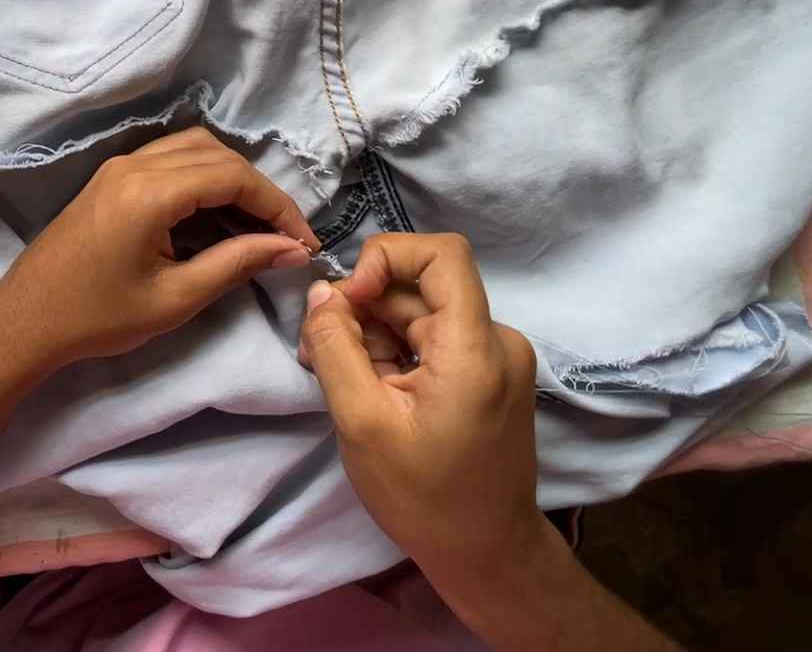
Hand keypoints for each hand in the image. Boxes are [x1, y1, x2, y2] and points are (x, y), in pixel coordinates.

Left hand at [0, 127, 317, 370]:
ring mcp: (117, 168)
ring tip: (252, 227)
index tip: (302, 241)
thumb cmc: (98, 317)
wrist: (27, 319)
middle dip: (257, 190)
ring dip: (229, 180)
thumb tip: (291, 248)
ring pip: (191, 150)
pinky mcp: (110, 179)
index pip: (233, 176)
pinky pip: (167, 161)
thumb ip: (236, 264)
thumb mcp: (175, 298)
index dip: (277, 205)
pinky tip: (212, 218)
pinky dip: (199, 179)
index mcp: (148, 192)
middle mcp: (133, 166)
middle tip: (281, 236)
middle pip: (215, 154)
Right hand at [297, 233, 548, 583]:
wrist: (485, 556)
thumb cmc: (424, 496)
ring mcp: (489, 356)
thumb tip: (320, 293)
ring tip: (337, 376)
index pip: (442, 254)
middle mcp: (493, 341)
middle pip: (412, 288)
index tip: (350, 300)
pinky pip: (421, 336)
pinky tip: (361, 383)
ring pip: (410, 311)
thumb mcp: (361, 421)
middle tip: (318, 352)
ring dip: (366, 332)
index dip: (385, 257)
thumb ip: (334, 346)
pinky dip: (384, 349)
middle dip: (358, 308)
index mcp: (475, 350)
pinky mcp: (479, 371)